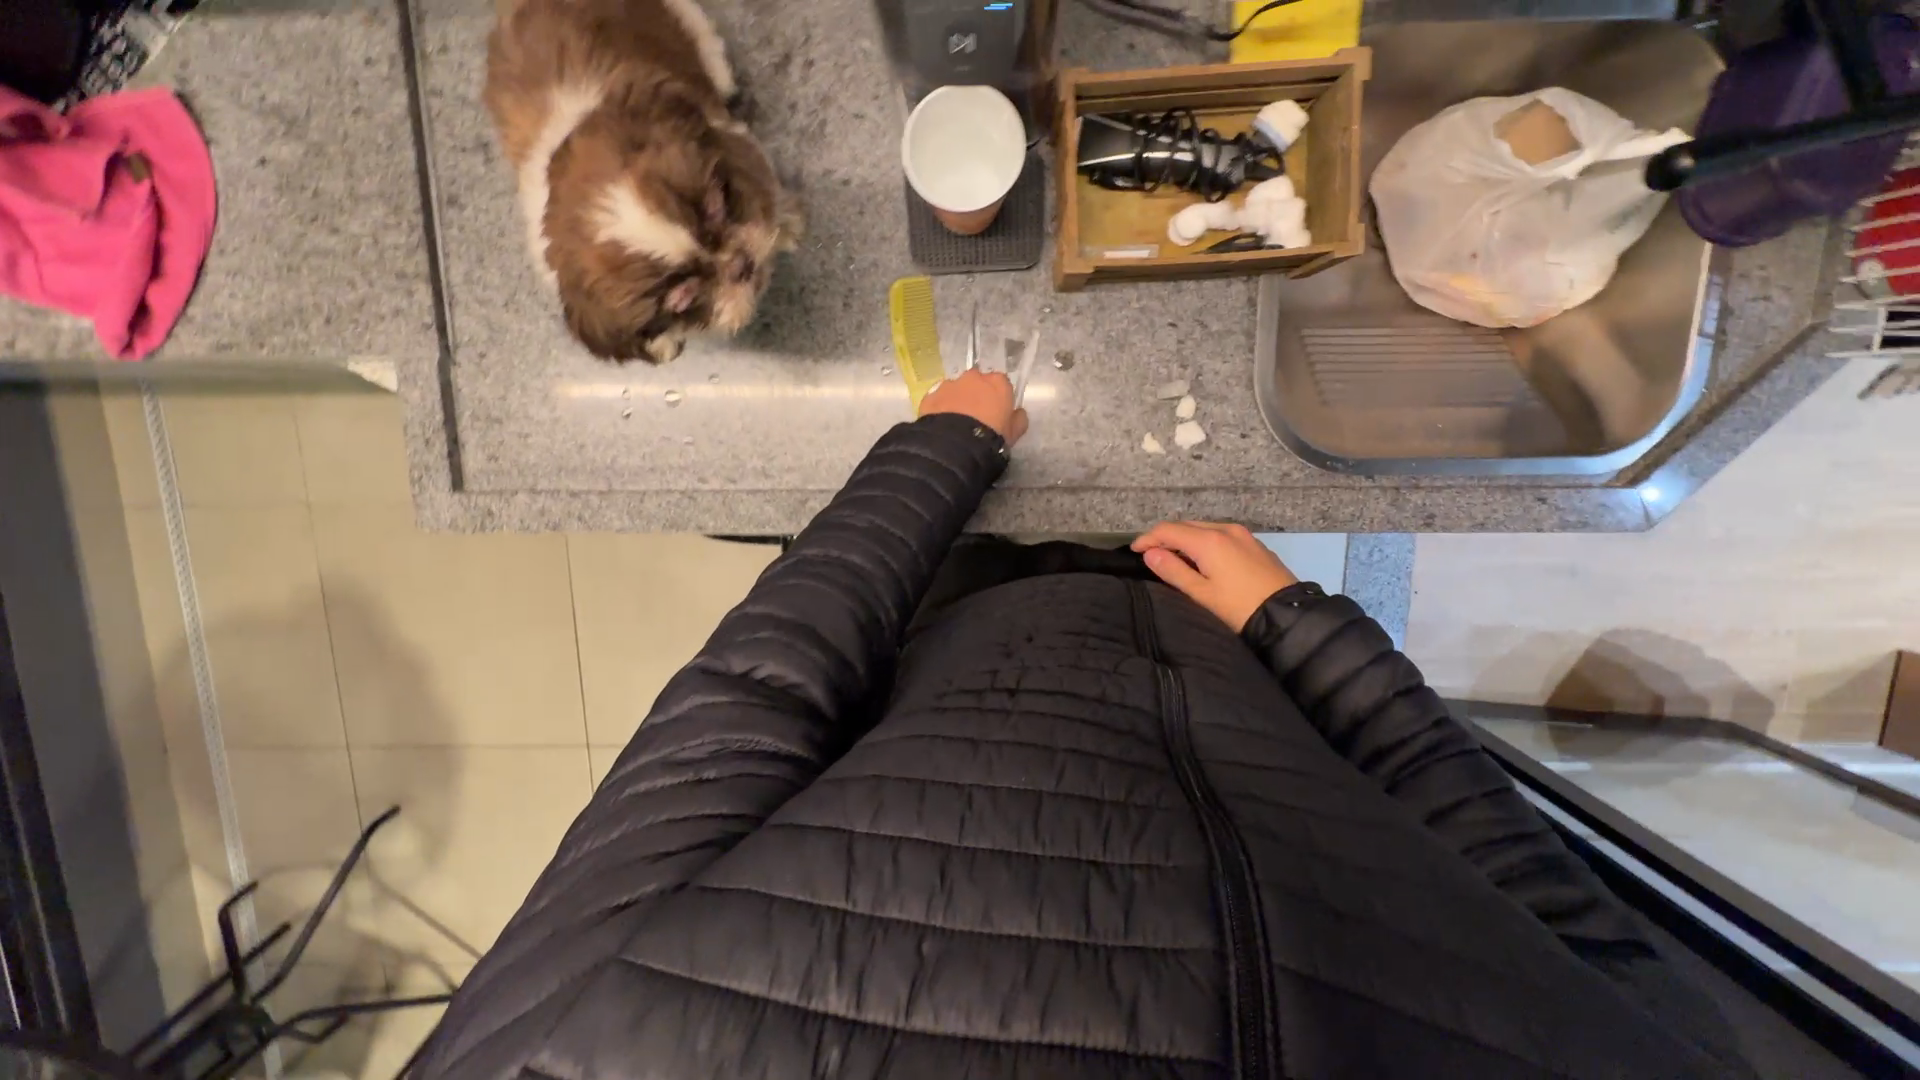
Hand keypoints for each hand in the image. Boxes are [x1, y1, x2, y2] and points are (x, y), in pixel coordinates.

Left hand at [920, 370, 1028, 446]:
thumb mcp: (1014, 433)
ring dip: (956, 401)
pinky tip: (940, 425)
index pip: (1001, 384)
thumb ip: (1019, 419)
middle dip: (976, 395)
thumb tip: (1018, 413)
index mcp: (998, 382)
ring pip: (955, 389)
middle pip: (977, 383)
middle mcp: (973, 377)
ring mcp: (949, 384)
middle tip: (975, 417)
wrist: (955, 446)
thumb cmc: (991, 437)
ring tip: (955, 423)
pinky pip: (937, 400)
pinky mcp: (930, 395)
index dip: (998, 398)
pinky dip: (939, 408)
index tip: (996, 412)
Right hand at [1131, 521, 1298, 631]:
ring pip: (1204, 529)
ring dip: (1186, 539)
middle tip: (1151, 557)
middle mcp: (1225, 529)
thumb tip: (1150, 554)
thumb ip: (1173, 571)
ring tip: (1174, 559)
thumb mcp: (1201, 594)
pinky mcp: (1255, 545)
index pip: (1168, 530)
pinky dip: (1204, 542)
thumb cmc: (1239, 608)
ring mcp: (1243, 535)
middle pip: (1186, 526)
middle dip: (1166, 538)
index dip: (1148, 539)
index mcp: (1209, 540)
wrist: (1289, 616)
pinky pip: (1221, 535)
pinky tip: (1202, 560)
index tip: (1134, 552)